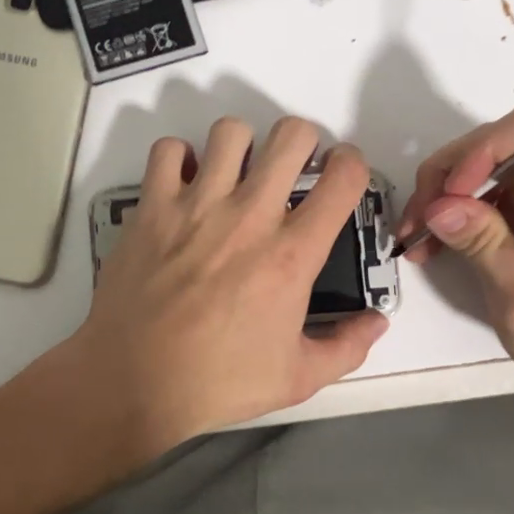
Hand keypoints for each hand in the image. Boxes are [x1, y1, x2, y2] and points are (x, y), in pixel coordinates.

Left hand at [62, 116, 388, 451]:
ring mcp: (197, 206)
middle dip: (302, 141)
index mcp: (292, 254)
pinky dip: (180, 157)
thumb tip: (378, 323)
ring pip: (231, 131)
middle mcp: (249, 216)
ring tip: (237, 171)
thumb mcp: (297, 378)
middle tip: (293, 167)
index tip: (342, 174)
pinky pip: (169, 150)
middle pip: (291, 136)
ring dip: (242, 144)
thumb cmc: (218, 381)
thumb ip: (346, 348)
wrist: (135, 381)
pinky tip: (185, 182)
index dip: (352, 165)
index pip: (342, 180)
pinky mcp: (152, 207)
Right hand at [396, 101, 513, 411]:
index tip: (450, 191)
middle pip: (503, 144)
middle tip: (417, 220)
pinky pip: (495, 199)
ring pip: (491, 170)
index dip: (484, 146)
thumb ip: (483, 243)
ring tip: (415, 237)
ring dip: (447, 195)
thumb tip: (439, 204)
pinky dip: (460, 215)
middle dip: (451, 172)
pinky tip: (433, 245)